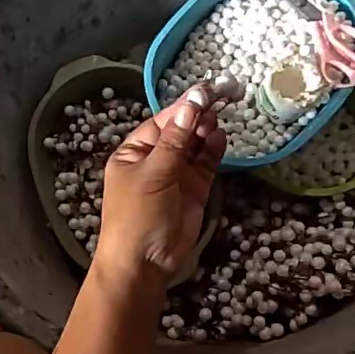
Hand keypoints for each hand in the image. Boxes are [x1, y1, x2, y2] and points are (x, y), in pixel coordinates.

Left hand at [94, 83, 225, 287]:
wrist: (143, 263)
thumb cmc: (137, 216)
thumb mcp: (153, 174)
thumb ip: (175, 140)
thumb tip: (192, 106)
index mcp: (133, 153)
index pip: (160, 122)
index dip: (182, 107)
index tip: (205, 91)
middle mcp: (154, 161)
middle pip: (179, 131)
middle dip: (197, 116)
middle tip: (221, 98)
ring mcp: (175, 176)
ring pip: (194, 146)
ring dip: (206, 131)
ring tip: (221, 115)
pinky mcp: (193, 191)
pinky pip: (204, 165)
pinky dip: (213, 152)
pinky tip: (221, 138)